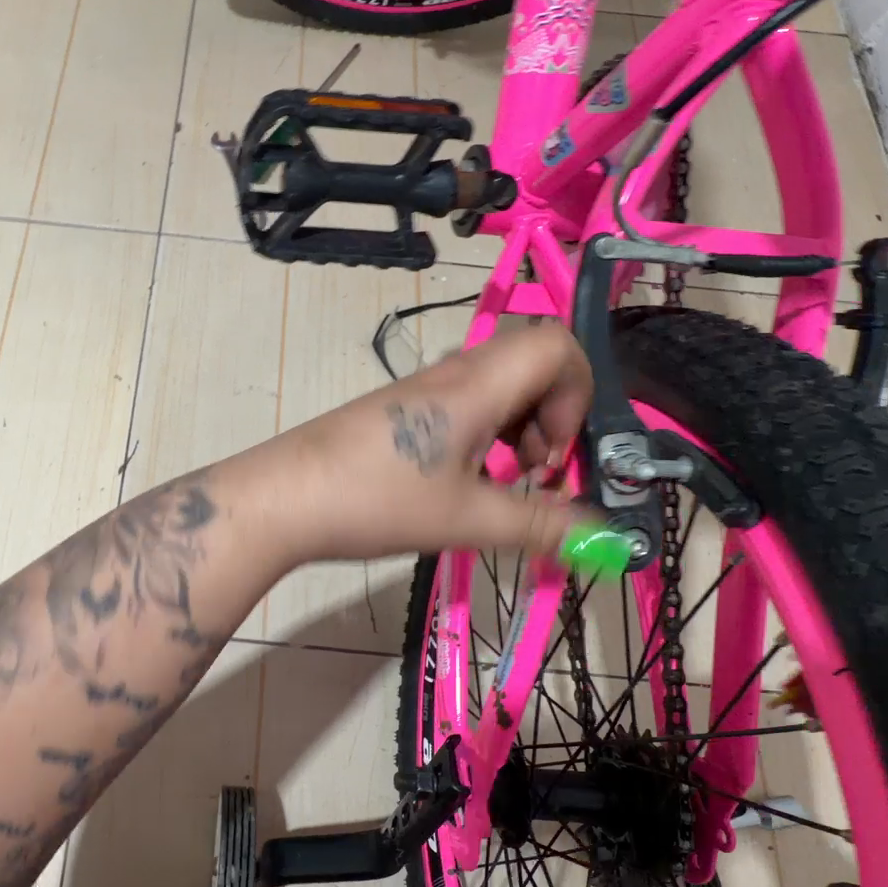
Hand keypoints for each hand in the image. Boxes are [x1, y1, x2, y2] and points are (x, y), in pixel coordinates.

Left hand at [241, 319, 595, 565]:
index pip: (558, 346)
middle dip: (553, 417)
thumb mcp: (467, 520)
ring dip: (517, 430)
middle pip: (531, 365)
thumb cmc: (376, 501)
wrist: (281, 499)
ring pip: (495, 388)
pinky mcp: (396, 413)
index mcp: (477, 385)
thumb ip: (542, 525)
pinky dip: (482, 436)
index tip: (556, 455)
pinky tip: (460, 484)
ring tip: (501, 483)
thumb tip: (605, 540)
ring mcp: (419, 391)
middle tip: (535, 473)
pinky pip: (461, 406)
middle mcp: (452, 374)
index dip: (579, 394)